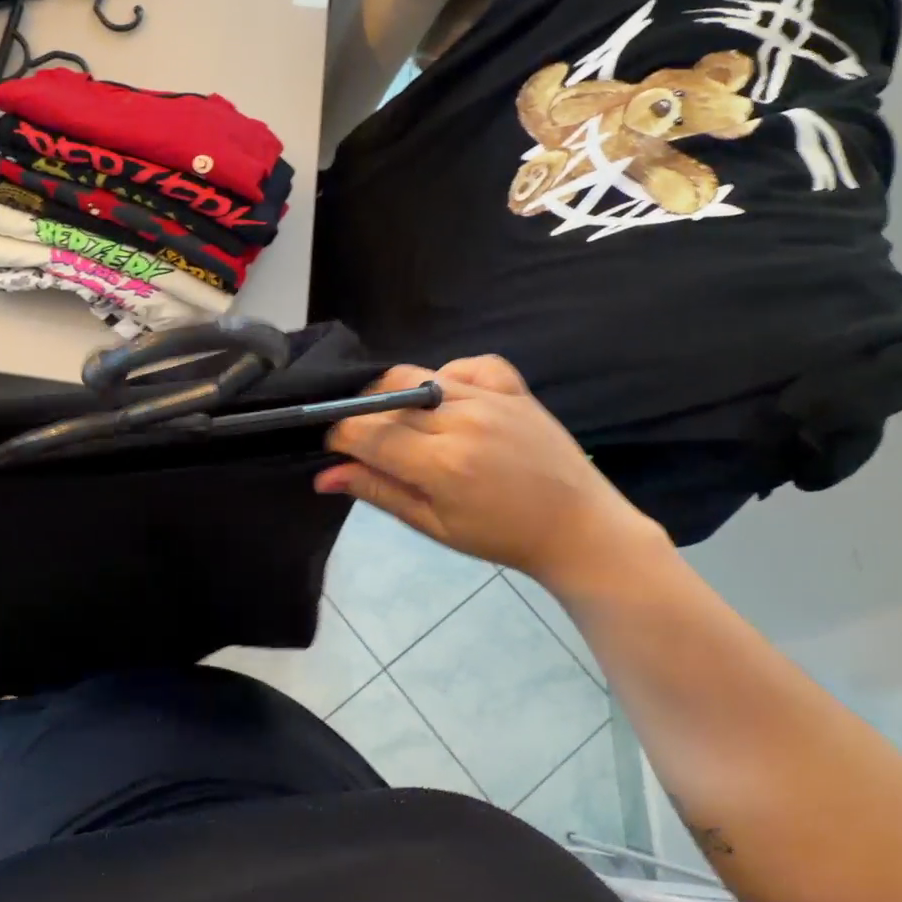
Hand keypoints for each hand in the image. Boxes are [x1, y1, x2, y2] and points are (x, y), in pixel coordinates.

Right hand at [315, 356, 665, 583]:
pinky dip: (447, 375)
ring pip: (418, 376)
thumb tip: (323, 476)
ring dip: (397, 398)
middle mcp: (463, 421)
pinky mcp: (514, 389)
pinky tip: (446, 400)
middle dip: (363, 416)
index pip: (364, 432)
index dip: (338, 437)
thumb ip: (377, 491)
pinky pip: (468, 365)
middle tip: (369, 442)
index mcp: (441, 464)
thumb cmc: (499, 537)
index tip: (336, 450)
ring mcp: (491, 400)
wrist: (579, 529)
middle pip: (385, 398)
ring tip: (404, 424)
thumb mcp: (432, 524)